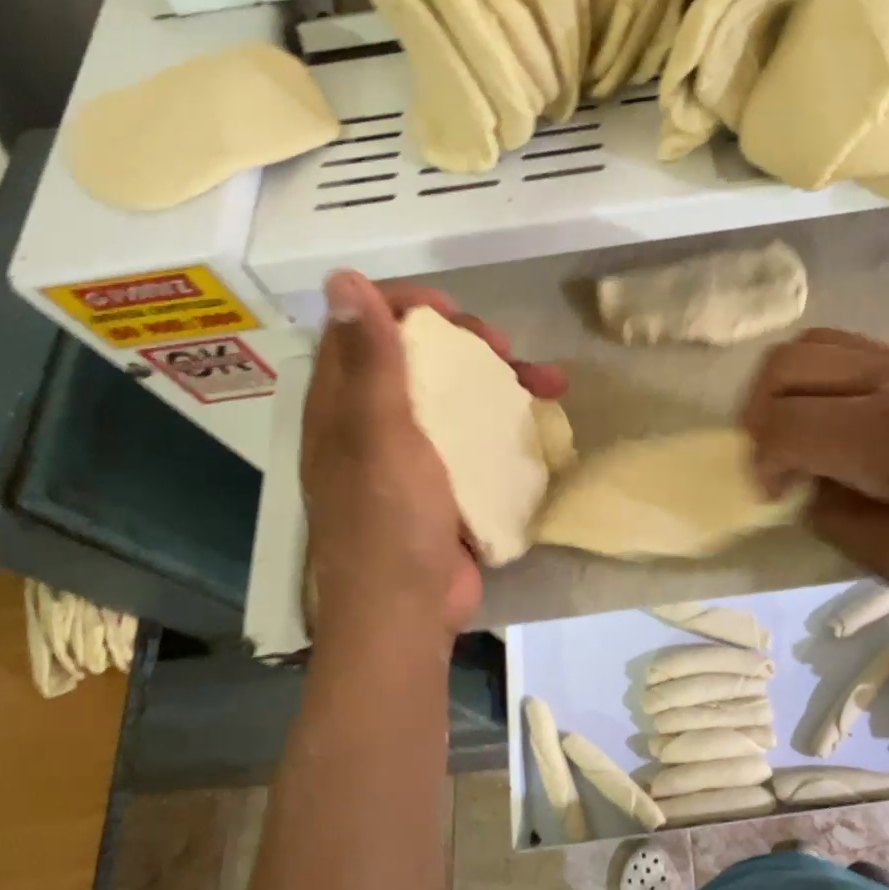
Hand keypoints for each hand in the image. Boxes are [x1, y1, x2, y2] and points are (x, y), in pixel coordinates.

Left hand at [301, 271, 564, 631]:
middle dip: (464, 341)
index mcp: (342, 404)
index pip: (363, 328)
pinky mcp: (447, 483)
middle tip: (500, 346)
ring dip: (500, 379)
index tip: (451, 308)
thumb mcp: (380, 434)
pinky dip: (510, 422)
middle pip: (418, 357)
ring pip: (456, 395)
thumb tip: (341, 277)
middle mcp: (373, 422)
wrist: (408, 612)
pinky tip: (546, 421)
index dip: (404, 305)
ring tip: (547, 380)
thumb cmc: (389, 521)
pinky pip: (478, 437)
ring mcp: (413, 455)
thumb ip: (371, 360)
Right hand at [742, 329, 888, 597]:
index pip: (784, 422)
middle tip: (769, 458)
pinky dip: (819, 376)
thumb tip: (798, 486)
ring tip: (794, 432)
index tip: (774, 495)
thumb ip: (829, 517)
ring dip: (784, 387)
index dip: (760, 460)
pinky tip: (833, 418)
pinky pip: (848, 347)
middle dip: (757, 412)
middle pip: (786, 365)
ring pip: (813, 344)